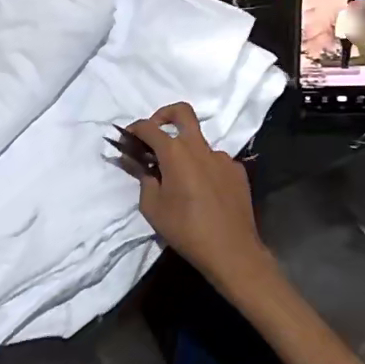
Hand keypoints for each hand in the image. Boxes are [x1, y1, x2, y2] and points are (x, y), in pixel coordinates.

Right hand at [122, 102, 271, 288]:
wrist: (231, 251)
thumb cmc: (186, 230)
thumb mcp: (152, 208)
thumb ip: (143, 179)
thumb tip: (138, 164)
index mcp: (176, 153)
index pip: (149, 127)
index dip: (134, 129)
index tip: (127, 138)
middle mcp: (200, 147)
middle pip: (182, 112)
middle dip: (163, 114)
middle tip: (155, 134)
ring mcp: (223, 158)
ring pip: (199, 144)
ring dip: (186, 154)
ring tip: (181, 182)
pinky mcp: (237, 171)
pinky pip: (215, 162)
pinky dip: (204, 170)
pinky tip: (203, 194)